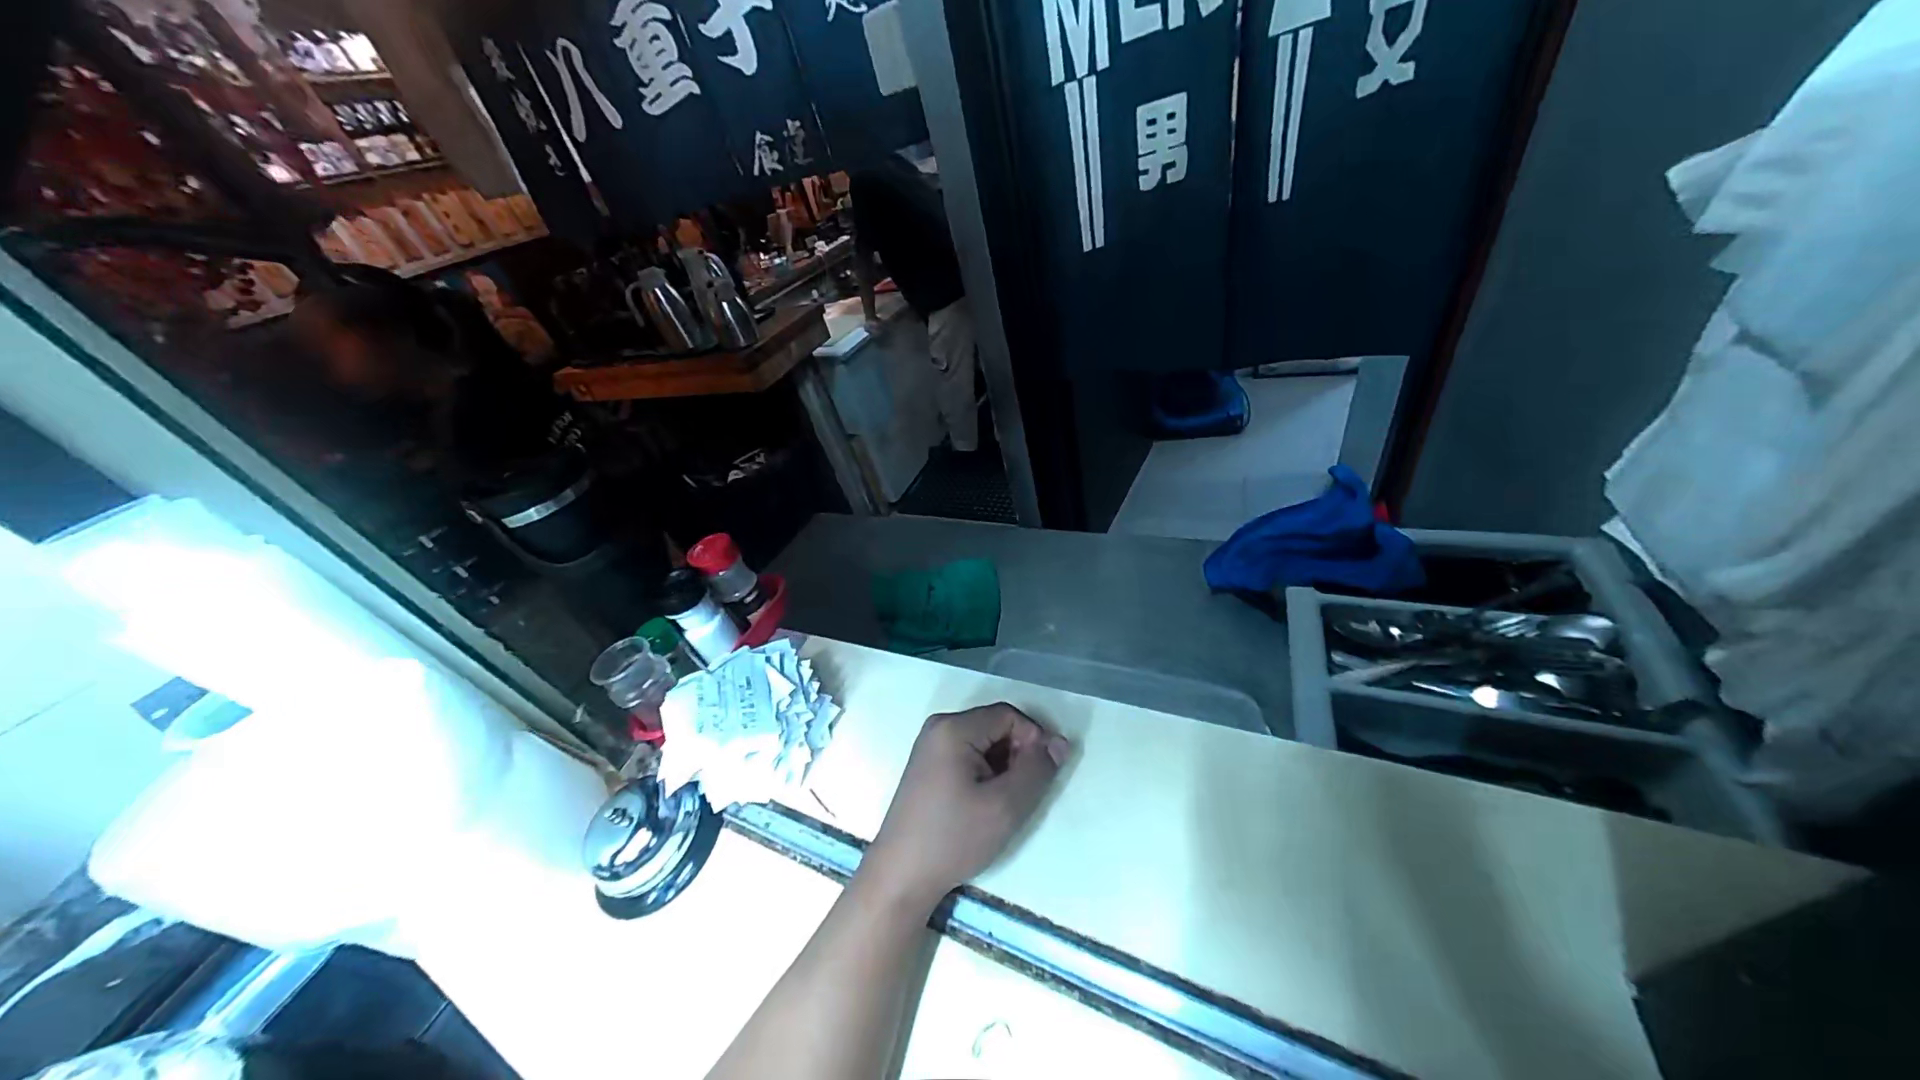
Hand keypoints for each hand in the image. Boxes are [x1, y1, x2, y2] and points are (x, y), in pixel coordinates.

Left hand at [860, 704, 1069, 913]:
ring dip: (1002, 766)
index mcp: (953, 728)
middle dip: (1017, 754)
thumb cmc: (954, 838)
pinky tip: (982, 804)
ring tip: (1000, 804)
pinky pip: (968, 754)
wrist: (902, 875)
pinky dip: (984, 772)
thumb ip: (1037, 769)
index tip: (1038, 778)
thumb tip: (1060, 742)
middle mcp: (938, 727)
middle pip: (995, 726)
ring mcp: (930, 745)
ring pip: (984, 742)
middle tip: (1018, 795)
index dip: (1032, 741)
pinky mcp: (928, 765)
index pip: (1009, 715)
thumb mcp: (1006, 806)